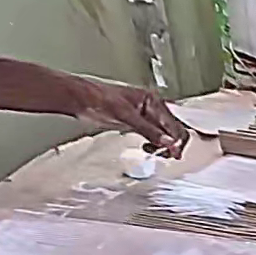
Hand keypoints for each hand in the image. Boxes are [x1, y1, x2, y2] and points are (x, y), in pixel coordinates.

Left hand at [67, 75, 187, 156]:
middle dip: (173, 144)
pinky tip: (149, 148)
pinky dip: (156, 146)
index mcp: (154, 101)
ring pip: (167, 136)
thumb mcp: (126, 115)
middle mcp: (153, 109)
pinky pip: (156, 138)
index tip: (174, 153)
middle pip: (174, 131)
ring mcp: (147, 118)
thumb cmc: (97, 98)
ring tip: (157, 152)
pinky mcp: (139, 125)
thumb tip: (169, 142)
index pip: (175, 125)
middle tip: (167, 155)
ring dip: (165, 147)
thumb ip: (149, 130)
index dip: (177, 140)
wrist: (79, 99)